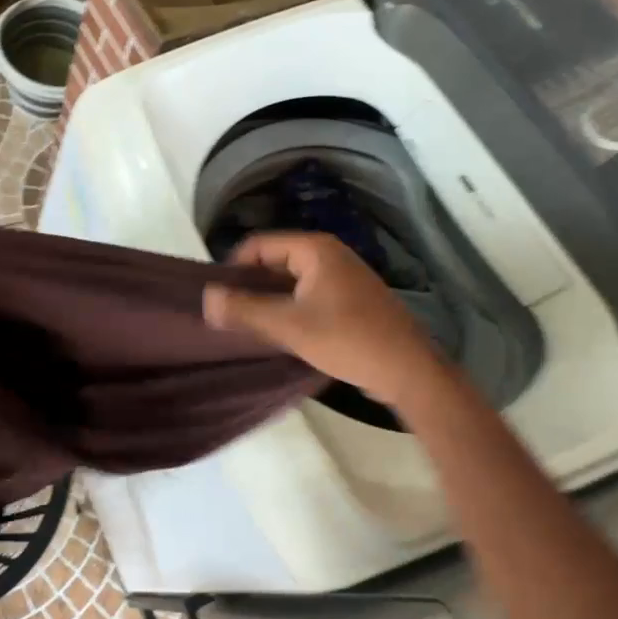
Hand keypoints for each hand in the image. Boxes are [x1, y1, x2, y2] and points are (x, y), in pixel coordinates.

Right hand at [204, 232, 451, 410]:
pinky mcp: (352, 299)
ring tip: (251, 325)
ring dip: (270, 300)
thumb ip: (244, 309)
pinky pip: (309, 294)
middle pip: (274, 261)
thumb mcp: (288, 326)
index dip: (233, 268)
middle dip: (251, 285)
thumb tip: (207, 298)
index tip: (220, 296)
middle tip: (230, 314)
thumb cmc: (348, 340)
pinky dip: (291, 308)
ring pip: (291, 281)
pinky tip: (283, 333)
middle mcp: (331, 254)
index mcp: (315, 249)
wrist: (411, 373)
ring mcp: (345, 276)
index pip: (258, 245)